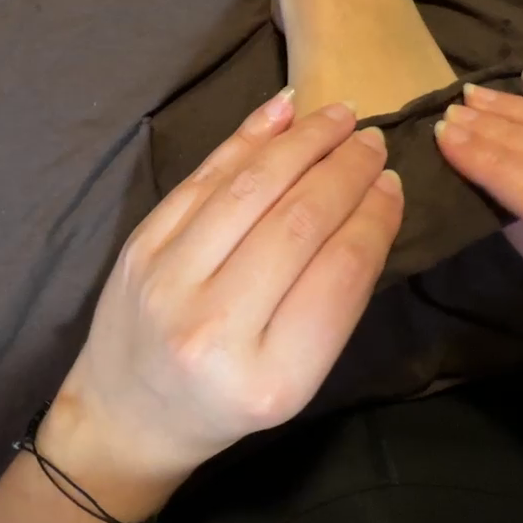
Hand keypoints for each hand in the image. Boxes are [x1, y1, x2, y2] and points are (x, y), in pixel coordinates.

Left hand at [44, 92, 404, 494]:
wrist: (128, 413)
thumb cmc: (224, 403)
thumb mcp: (295, 379)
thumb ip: (335, 297)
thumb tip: (373, 198)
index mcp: (270, 379)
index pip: (340, 274)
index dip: (373, 218)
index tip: (394, 183)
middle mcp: (213, 325)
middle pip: (297, 222)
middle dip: (344, 171)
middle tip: (374, 141)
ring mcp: (168, 278)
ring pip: (250, 187)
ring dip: (302, 142)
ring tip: (339, 117)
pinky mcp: (140, 243)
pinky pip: (204, 175)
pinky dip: (247, 136)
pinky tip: (283, 109)